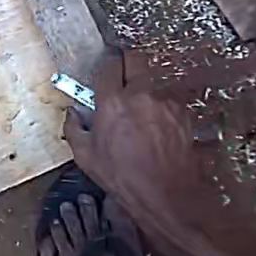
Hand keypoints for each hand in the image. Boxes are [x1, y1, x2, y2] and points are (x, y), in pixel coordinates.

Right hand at [62, 51, 212, 230]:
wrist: (168, 197)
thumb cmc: (124, 178)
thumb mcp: (86, 157)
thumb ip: (74, 128)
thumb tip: (73, 113)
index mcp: (112, 102)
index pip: (109, 65)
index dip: (106, 66)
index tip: (105, 73)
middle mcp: (140, 95)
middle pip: (134, 58)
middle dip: (126, 63)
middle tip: (122, 76)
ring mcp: (165, 102)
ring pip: (152, 80)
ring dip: (144, 88)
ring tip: (140, 110)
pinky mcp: (182, 112)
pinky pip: (167, 99)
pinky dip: (160, 106)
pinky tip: (156, 126)